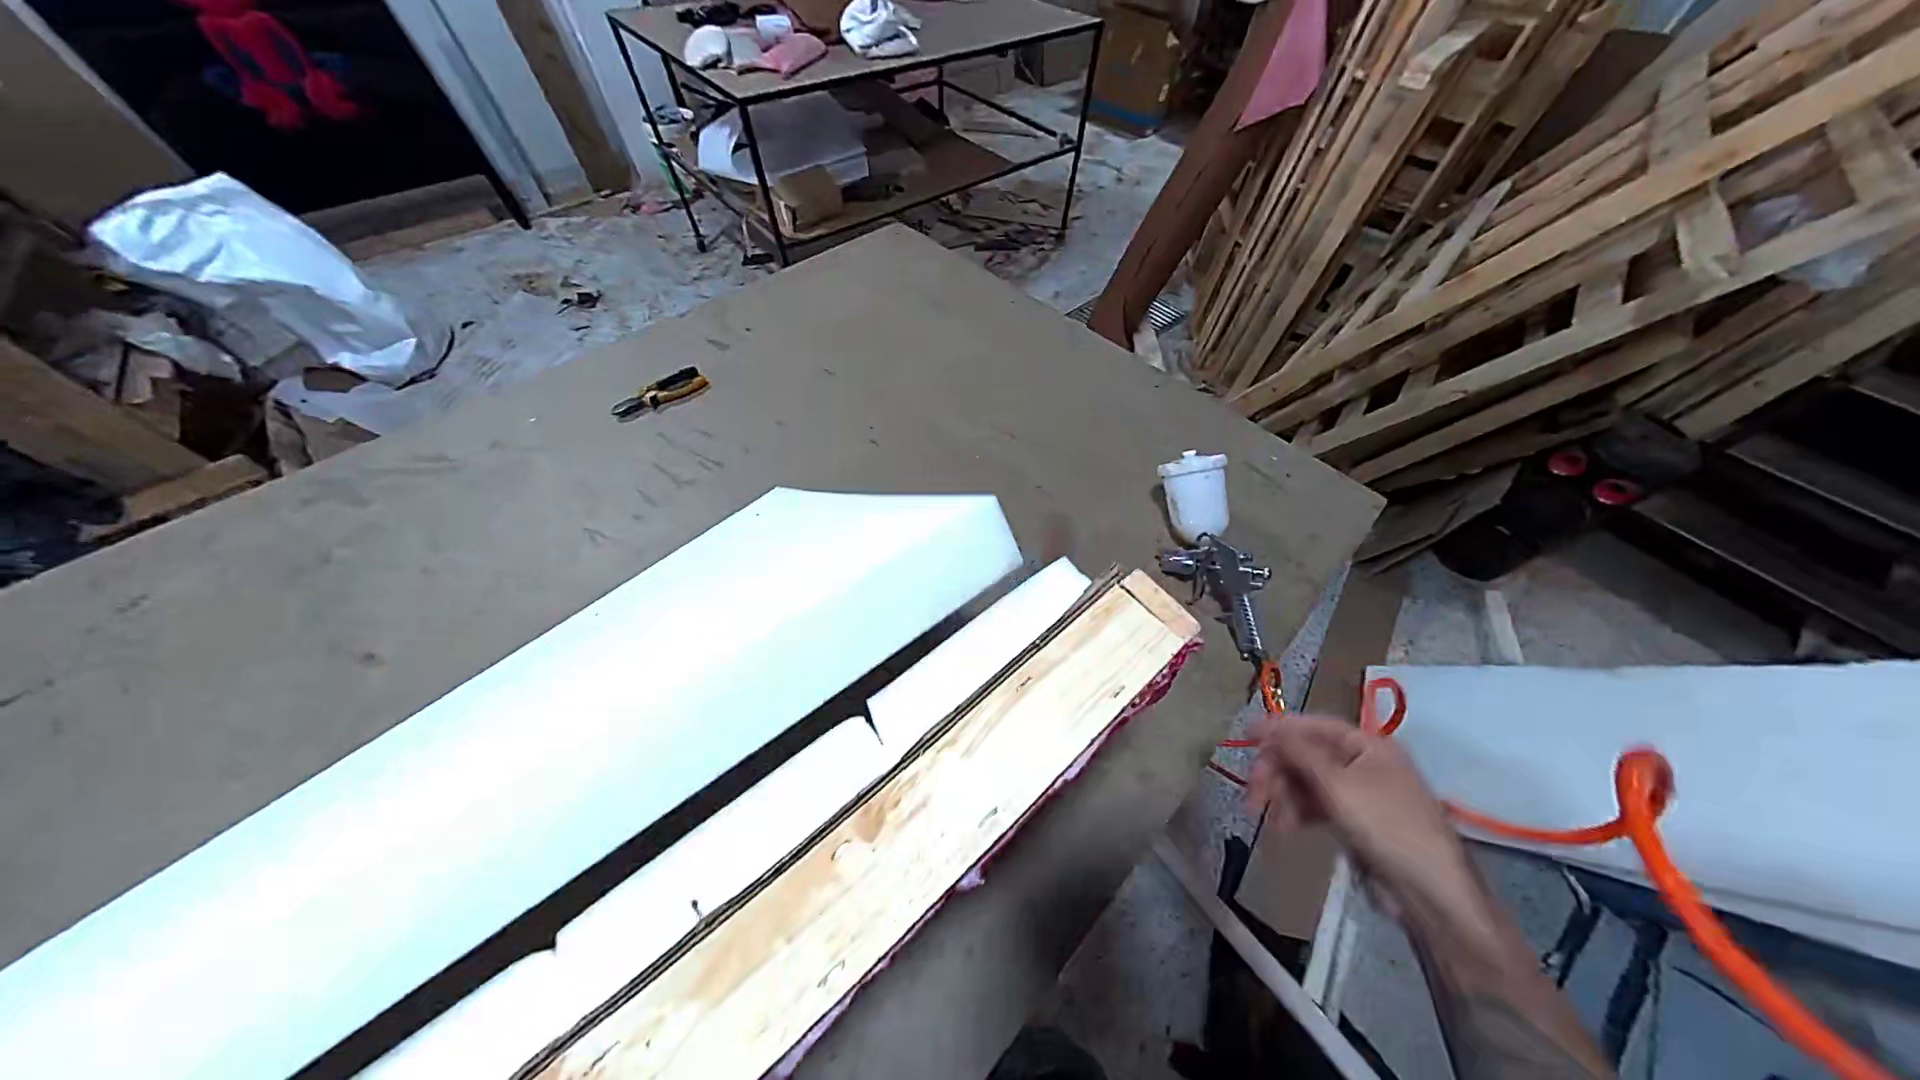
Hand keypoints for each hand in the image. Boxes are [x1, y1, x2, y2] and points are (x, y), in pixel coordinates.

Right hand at [1246, 712, 1473, 908]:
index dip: (1279, 729)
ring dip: (1284, 795)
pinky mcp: (1355, 820)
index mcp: (1368, 745)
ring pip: (1307, 782)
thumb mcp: (1338, 785)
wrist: (1431, 892)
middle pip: (1306, 755)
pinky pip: (1316, 805)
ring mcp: (1359, 792)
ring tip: (1269, 817)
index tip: (1246, 736)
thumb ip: (1299, 752)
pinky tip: (1283, 826)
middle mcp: (1363, 763)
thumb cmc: (1387, 827)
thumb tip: (1268, 725)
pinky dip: (1297, 812)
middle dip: (1277, 771)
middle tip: (1253, 793)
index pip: (1314, 726)